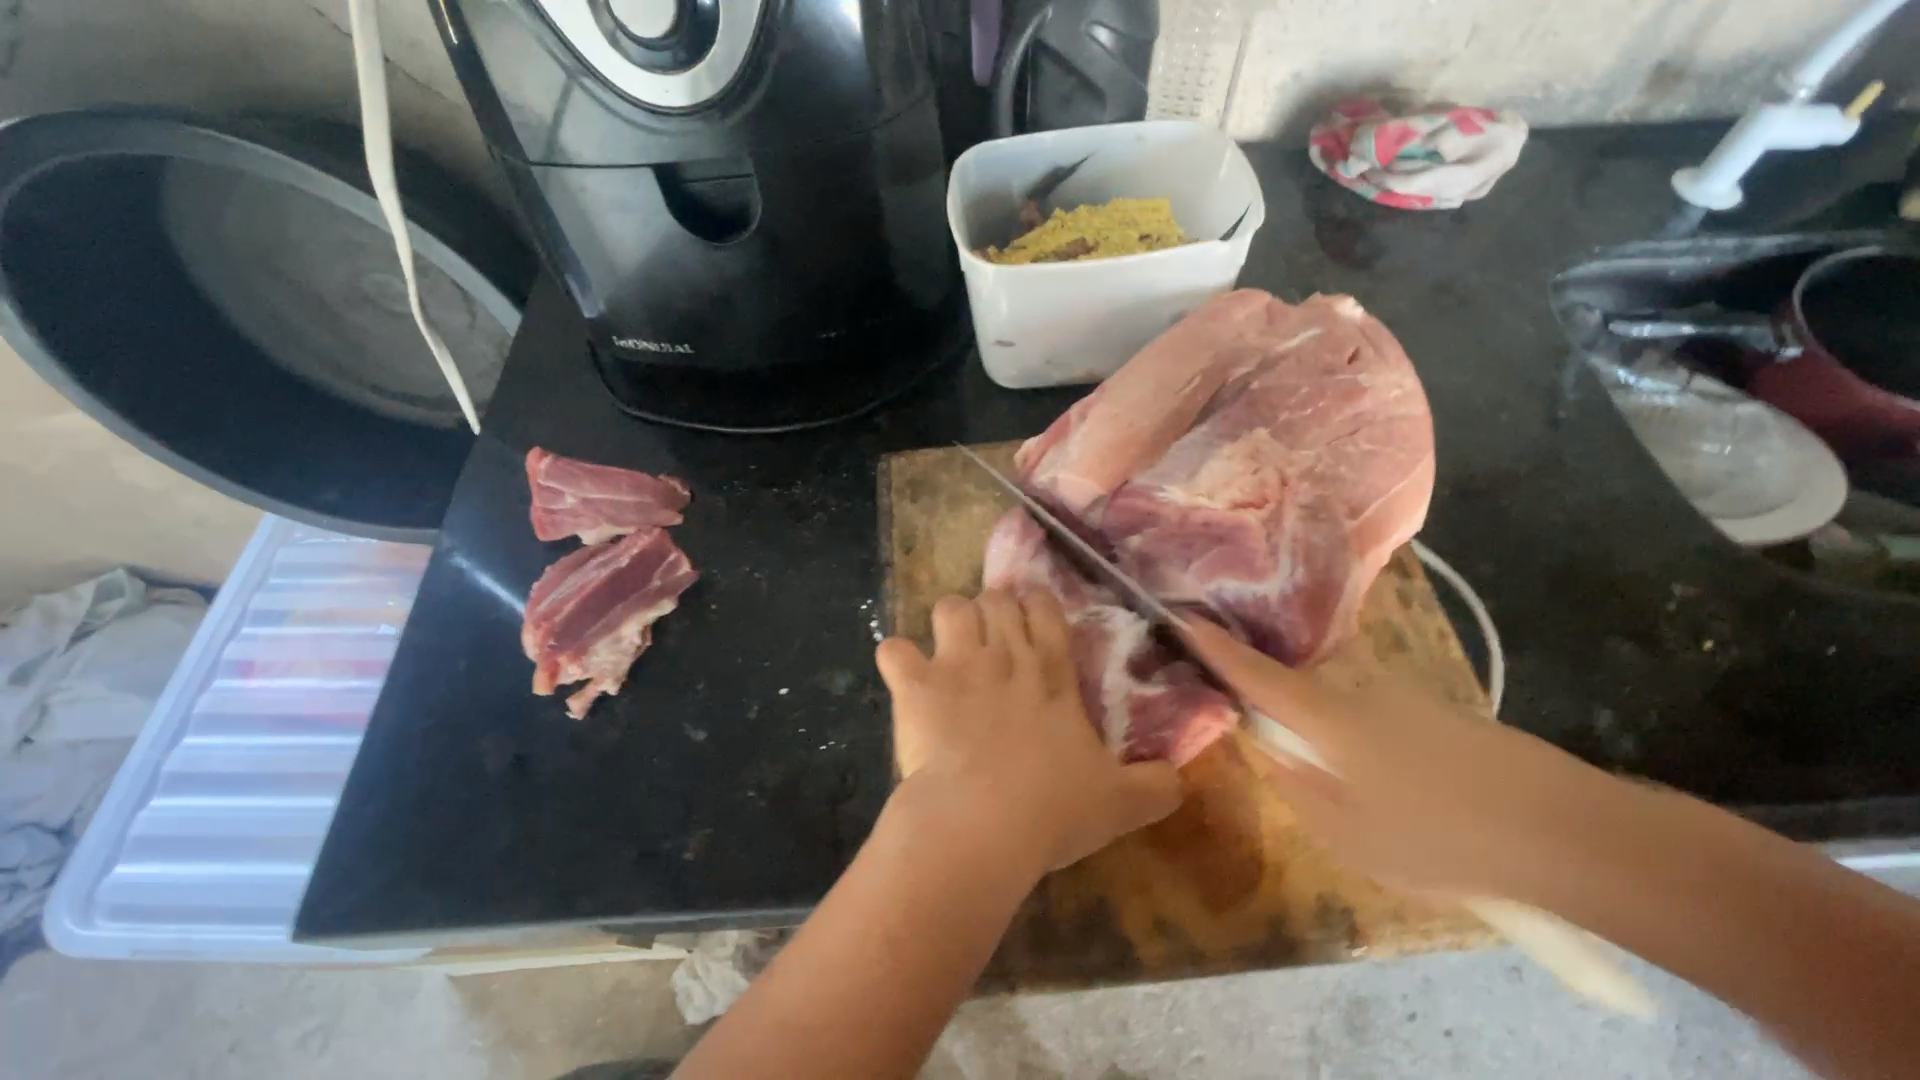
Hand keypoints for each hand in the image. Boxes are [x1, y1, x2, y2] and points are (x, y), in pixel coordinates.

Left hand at [875, 591, 1183, 875]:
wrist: (982, 823)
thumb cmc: (1053, 809)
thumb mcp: (1121, 804)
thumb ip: (1155, 787)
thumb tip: (1179, 781)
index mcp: (1052, 674)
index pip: (1045, 609)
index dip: (1036, 604)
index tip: (1031, 616)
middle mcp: (1004, 657)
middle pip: (994, 599)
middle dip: (992, 611)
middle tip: (993, 642)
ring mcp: (956, 667)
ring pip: (948, 608)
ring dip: (950, 624)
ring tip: (951, 654)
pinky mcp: (915, 688)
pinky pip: (893, 650)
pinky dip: (897, 660)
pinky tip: (904, 679)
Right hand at [1179, 618, 1630, 904]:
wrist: (1568, 832)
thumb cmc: (1440, 838)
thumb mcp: (1348, 836)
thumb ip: (1296, 789)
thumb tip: (1268, 753)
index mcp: (1328, 719)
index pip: (1257, 676)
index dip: (1215, 649)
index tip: (1181, 619)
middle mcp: (1363, 692)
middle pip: (1303, 695)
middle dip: (1288, 723)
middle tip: (1296, 771)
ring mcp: (1408, 697)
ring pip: (1349, 714)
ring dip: (1340, 746)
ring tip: (1372, 806)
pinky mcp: (1444, 713)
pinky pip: (1386, 725)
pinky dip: (1380, 752)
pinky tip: (1414, 800)